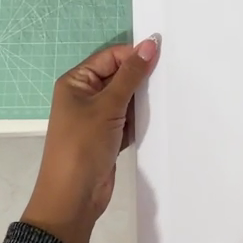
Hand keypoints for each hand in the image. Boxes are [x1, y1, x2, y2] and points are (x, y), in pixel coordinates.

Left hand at [21, 34, 159, 242]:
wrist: (73, 199)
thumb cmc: (83, 146)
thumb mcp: (108, 106)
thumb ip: (131, 75)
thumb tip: (150, 43)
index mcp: (76, 81)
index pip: (110, 57)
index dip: (134, 55)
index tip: (163, 55)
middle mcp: (85, 95)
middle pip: (119, 76)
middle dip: (140, 78)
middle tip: (169, 74)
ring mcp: (96, 117)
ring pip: (126, 97)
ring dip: (141, 99)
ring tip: (166, 95)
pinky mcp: (108, 135)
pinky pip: (128, 118)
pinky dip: (139, 118)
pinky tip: (157, 117)